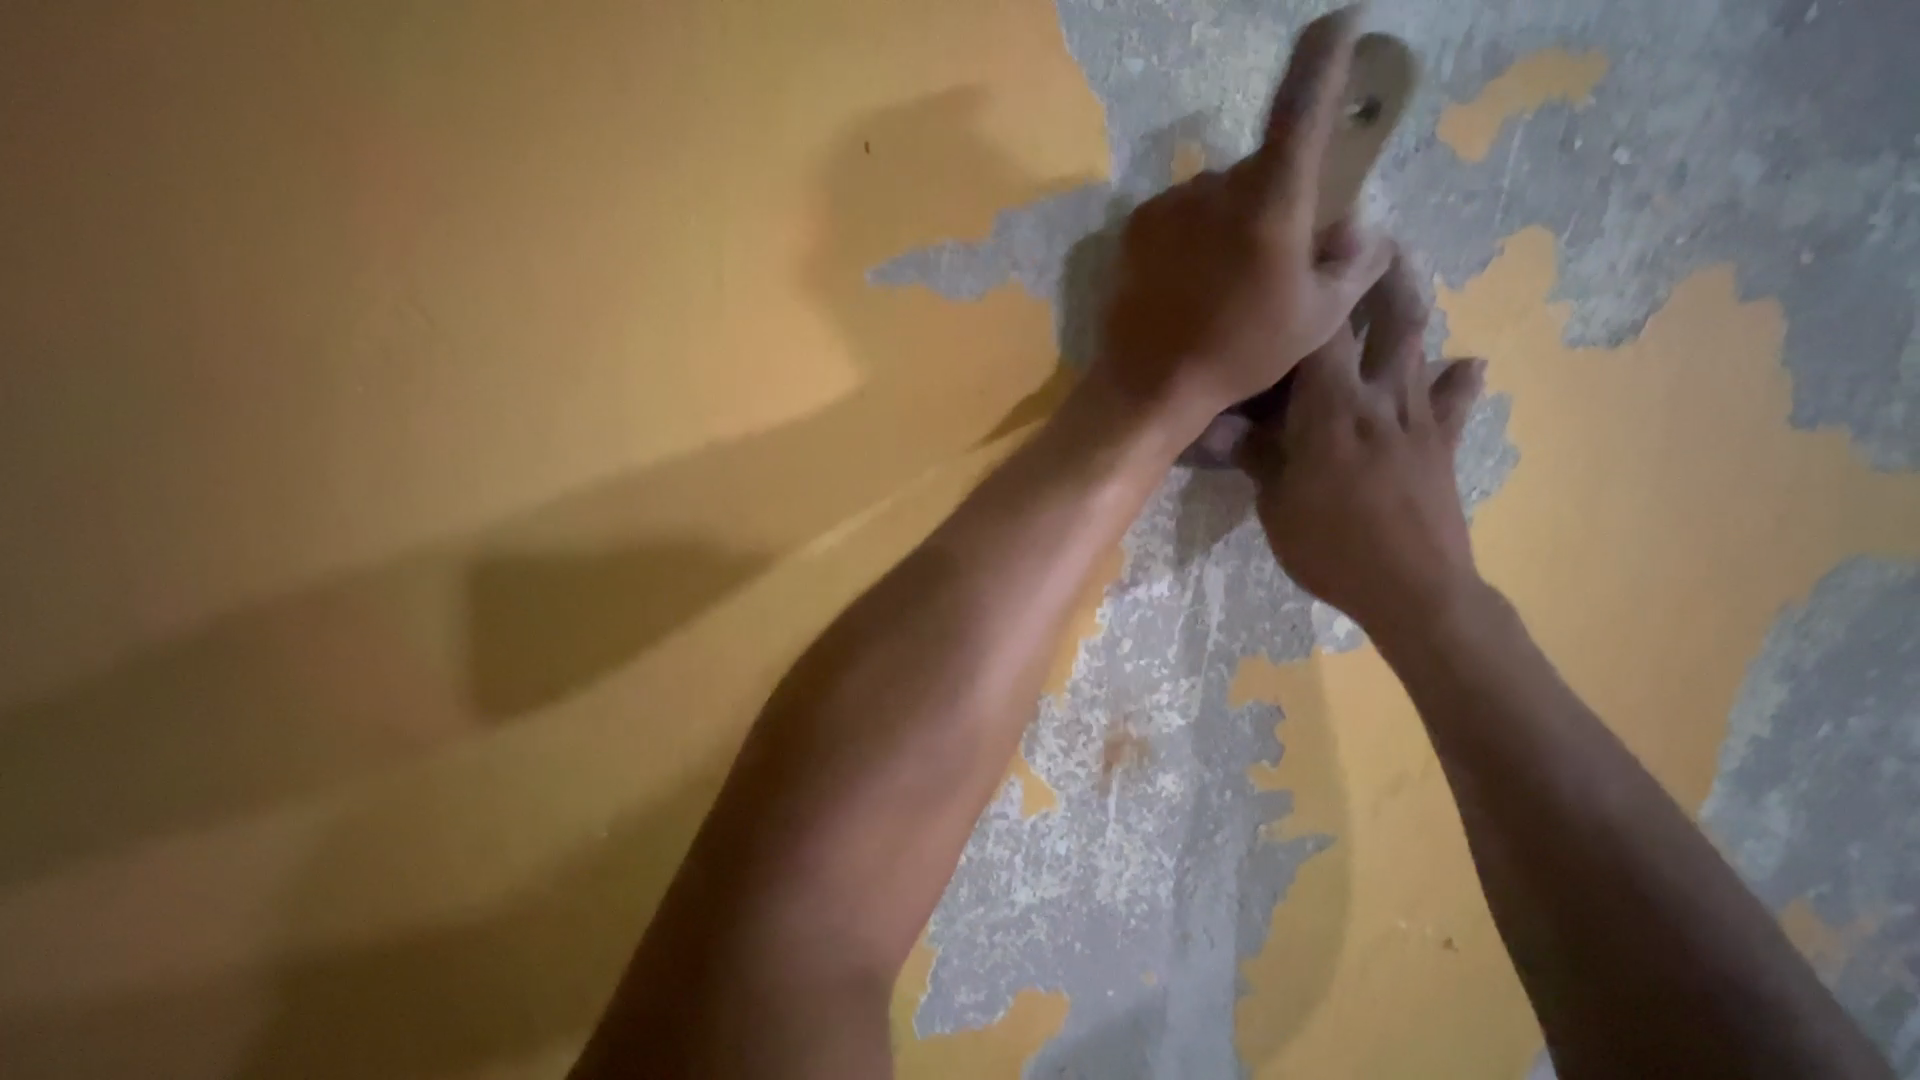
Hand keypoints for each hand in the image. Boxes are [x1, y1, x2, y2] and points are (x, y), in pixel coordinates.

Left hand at [1090, 6, 1391, 436]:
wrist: (1149, 384)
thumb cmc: (1241, 353)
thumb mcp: (1319, 317)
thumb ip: (1354, 262)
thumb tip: (1361, 227)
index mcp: (1272, 199)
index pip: (1303, 103)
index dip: (1326, 56)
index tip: (1343, 21)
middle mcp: (1216, 184)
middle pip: (1260, 169)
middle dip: (1275, 200)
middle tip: (1275, 260)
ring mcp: (1170, 203)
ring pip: (1217, 195)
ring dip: (1230, 221)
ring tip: (1225, 283)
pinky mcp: (1135, 226)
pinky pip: (1179, 214)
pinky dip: (1193, 235)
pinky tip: (1188, 282)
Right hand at [1239, 252, 1487, 636]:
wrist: (1415, 590)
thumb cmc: (1332, 548)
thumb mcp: (1276, 504)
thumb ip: (1256, 456)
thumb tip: (1218, 424)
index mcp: (1330, 407)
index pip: (1321, 330)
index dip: (1317, 284)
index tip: (1310, 247)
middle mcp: (1378, 398)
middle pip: (1388, 320)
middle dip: (1382, 274)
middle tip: (1375, 238)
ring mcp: (1418, 420)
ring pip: (1419, 348)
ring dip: (1411, 310)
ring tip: (1404, 279)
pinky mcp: (1442, 446)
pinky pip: (1453, 402)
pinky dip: (1459, 381)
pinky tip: (1468, 365)